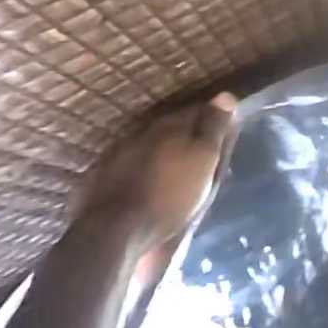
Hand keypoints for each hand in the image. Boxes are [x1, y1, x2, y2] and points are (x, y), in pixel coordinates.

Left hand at [79, 92, 240, 248]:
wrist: (113, 232)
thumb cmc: (169, 195)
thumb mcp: (204, 160)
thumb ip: (214, 127)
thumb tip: (226, 95)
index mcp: (170, 125)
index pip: (200, 110)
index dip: (215, 119)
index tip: (226, 132)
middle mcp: (143, 132)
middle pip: (173, 127)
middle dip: (189, 136)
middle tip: (203, 154)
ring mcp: (118, 153)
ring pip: (150, 145)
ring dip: (164, 152)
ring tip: (176, 171)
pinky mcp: (101, 177)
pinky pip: (129, 165)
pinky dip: (142, 169)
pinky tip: (148, 184)